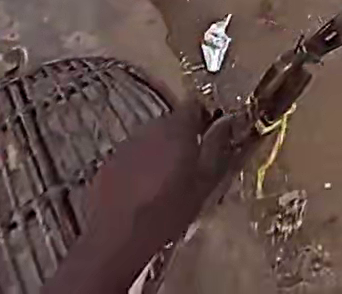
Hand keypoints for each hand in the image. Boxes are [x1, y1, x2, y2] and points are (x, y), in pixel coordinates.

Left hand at [48, 100, 252, 292]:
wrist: (118, 235)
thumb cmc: (169, 208)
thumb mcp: (204, 181)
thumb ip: (219, 147)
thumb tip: (230, 122)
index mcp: (178, 126)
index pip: (196, 106)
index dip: (206, 119)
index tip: (212, 138)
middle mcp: (152, 125)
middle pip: (174, 123)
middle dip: (184, 139)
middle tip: (191, 167)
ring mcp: (129, 141)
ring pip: (153, 139)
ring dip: (162, 152)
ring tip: (166, 182)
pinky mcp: (111, 159)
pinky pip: (134, 155)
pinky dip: (141, 166)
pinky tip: (143, 191)